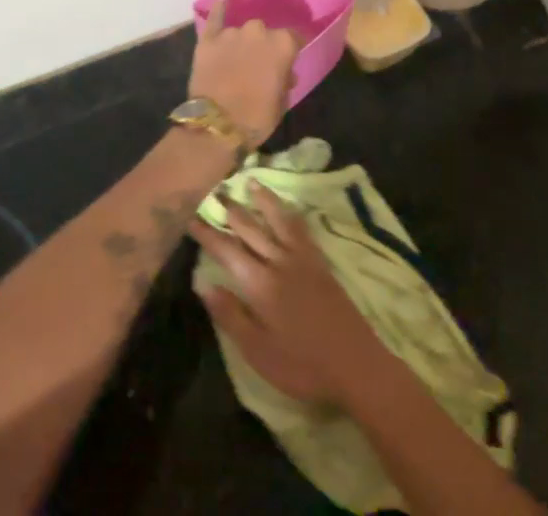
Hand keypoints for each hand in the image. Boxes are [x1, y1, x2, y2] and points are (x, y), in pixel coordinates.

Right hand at [188, 181, 390, 407]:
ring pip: (280, 222)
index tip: (190, 217)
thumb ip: (230, 314)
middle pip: (252, 230)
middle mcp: (281, 263)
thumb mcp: (256, 350)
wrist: (357, 365)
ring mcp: (305, 262)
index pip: (227, 252)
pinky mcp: (323, 266)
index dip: (208, 234)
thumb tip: (202, 282)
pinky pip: (304, 231)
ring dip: (264, 202)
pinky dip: (292, 216)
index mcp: (260, 285)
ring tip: (252, 182)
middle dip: (232, 211)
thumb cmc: (301, 366)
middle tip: (215, 191)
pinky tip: (288, 211)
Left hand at [189, 0, 298, 145]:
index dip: (292, 49)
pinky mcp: (208, 40)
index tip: (291, 57)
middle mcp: (258, 31)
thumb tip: (282, 73)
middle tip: (261, 63)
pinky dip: (220, 9)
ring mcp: (231, 33)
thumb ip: (284, 79)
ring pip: (242, 31)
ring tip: (239, 57)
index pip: (295, 38)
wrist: (216, 124)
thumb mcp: (282, 101)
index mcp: (283, 44)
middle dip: (265, 45)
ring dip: (243, 41)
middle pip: (266, 32)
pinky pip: (215, 18)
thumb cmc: (257, 117)